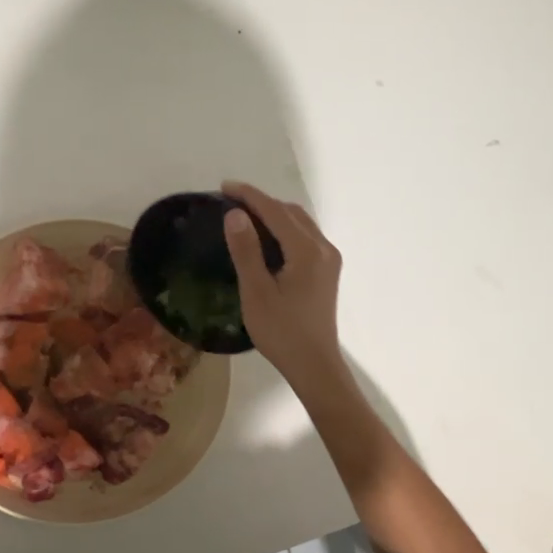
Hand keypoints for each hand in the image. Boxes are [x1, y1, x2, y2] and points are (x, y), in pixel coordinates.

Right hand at [222, 182, 348, 393]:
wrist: (314, 365)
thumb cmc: (281, 332)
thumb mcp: (257, 292)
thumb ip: (246, 251)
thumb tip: (235, 215)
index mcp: (306, 251)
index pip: (275, 211)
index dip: (249, 196)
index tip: (223, 187)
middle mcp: (323, 248)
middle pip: (291, 213)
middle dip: (262, 202)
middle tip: (231, 201)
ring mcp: (329, 260)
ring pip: (301, 224)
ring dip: (275, 214)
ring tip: (246, 216)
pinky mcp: (327, 272)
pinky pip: (305, 238)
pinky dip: (285, 230)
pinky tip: (267, 239)